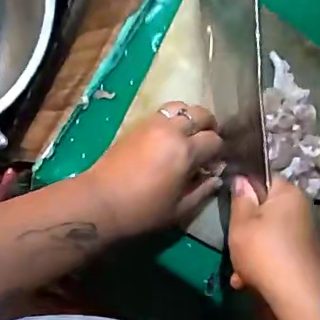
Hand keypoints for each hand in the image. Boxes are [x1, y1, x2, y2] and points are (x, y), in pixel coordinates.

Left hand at [80, 101, 223, 234]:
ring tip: (189, 138)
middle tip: (207, 146)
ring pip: (181, 107)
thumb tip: (216, 178)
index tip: (215, 165)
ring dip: (190, 119)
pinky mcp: (137, 125)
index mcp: (185, 151)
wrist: (99, 201)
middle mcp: (171, 130)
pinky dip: (172, 120)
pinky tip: (169, 139)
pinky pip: (163, 113)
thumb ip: (202, 191)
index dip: (219, 153)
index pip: (215, 140)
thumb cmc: (141, 212)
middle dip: (210, 128)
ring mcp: (152, 123)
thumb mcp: (178, 210)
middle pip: (201, 114)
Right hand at [228, 176, 319, 319]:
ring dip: (249, 253)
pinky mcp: (302, 257)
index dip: (244, 188)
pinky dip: (261, 265)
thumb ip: (240, 199)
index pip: (264, 178)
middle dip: (244, 229)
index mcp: (287, 193)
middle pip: (264, 211)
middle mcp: (299, 210)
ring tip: (238, 273)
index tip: (229, 203)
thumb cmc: (264, 250)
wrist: (298, 294)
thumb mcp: (241, 223)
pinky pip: (275, 254)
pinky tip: (248, 282)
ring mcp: (302, 235)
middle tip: (232, 244)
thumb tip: (242, 178)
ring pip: (266, 236)